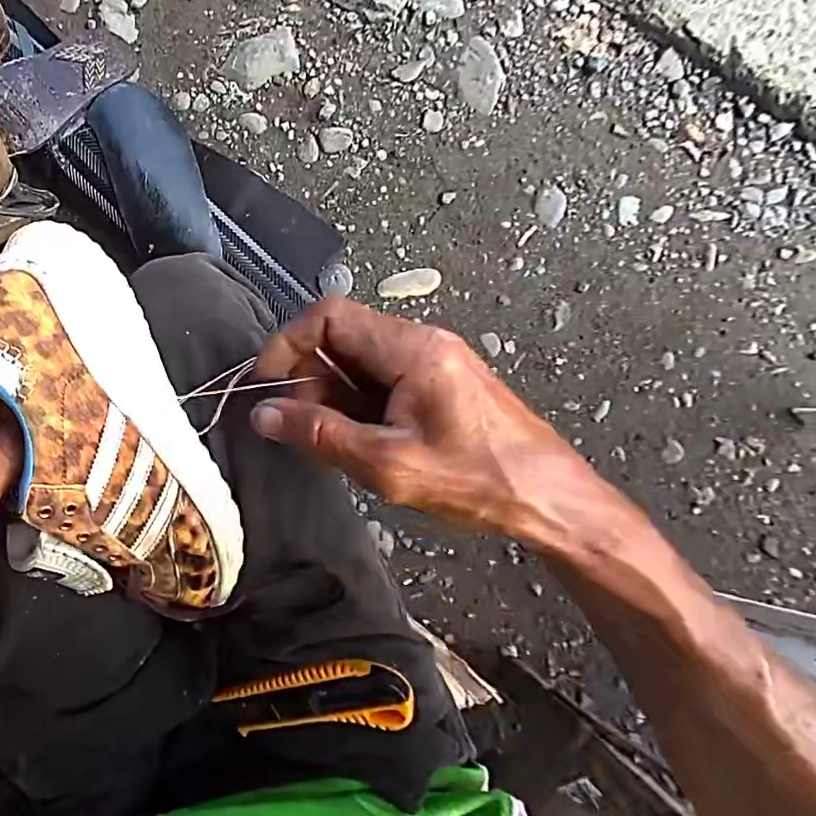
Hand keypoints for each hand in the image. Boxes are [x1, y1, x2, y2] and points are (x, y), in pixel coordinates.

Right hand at [249, 298, 638, 551]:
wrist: (550, 499)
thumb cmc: (480, 480)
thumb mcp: (386, 463)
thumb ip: (318, 433)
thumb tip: (264, 414)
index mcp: (413, 350)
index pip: (329, 316)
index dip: (287, 344)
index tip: (267, 385)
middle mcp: (421, 344)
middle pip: (338, 338)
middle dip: (305, 379)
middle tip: (299, 426)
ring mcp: (429, 363)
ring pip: (353, 362)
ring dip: (327, 397)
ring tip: (330, 443)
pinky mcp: (432, 385)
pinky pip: (375, 381)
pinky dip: (351, 407)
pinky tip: (356, 443)